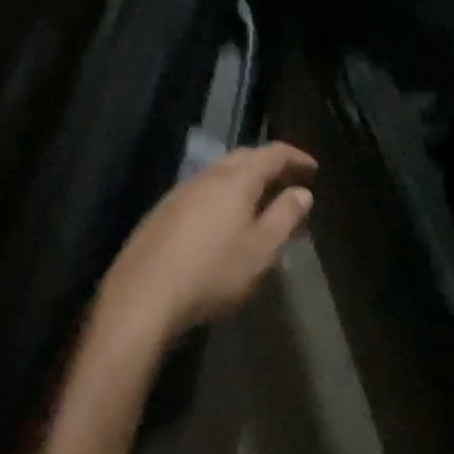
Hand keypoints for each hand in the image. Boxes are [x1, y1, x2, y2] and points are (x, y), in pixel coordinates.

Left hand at [93, 142, 317, 343]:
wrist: (140, 300)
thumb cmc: (212, 273)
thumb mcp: (261, 250)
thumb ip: (285, 216)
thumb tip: (302, 192)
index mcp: (236, 179)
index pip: (273, 153)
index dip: (296, 157)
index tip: (313, 169)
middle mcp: (207, 176)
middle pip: (244, 158)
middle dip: (270, 166)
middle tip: (288, 184)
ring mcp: (178, 194)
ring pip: (219, 175)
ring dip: (244, 182)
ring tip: (258, 205)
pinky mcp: (160, 215)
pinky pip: (200, 194)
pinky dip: (221, 198)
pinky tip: (221, 224)